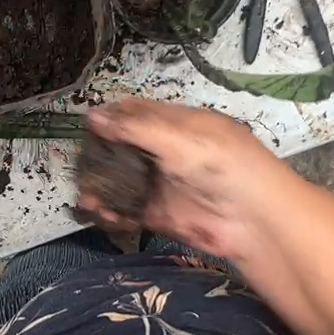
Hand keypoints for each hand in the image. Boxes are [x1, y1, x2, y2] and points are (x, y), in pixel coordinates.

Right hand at [85, 99, 295, 261]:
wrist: (254, 220)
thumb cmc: (223, 167)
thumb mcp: (179, 139)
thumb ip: (134, 129)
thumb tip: (93, 116)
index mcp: (178, 125)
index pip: (137, 114)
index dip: (111, 117)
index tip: (85, 126)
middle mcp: (169, 152)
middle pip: (124, 149)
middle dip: (100, 157)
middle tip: (79, 164)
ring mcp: (165, 184)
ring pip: (123, 182)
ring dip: (102, 187)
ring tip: (85, 195)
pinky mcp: (162, 214)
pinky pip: (130, 210)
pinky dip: (113, 212)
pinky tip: (100, 213)